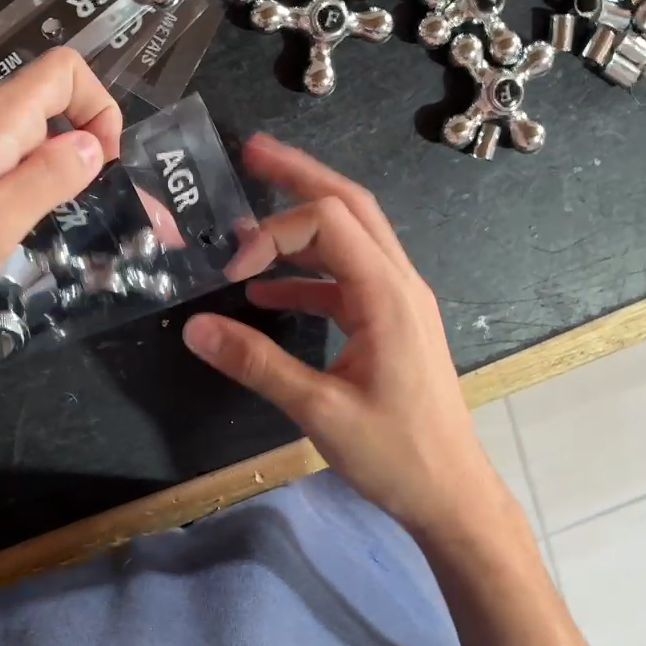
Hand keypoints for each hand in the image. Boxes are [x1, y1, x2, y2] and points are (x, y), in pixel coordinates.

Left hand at [0, 47, 123, 338]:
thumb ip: (49, 178)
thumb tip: (93, 145)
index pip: (65, 70)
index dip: (100, 107)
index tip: (104, 166)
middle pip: (46, 103)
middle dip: (81, 147)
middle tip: (83, 211)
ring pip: (19, 135)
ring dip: (47, 171)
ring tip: (40, 226)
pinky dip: (14, 182)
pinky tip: (0, 227)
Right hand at [182, 135, 504, 535]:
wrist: (450, 493)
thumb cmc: (395, 454)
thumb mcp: (319, 411)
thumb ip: (256, 364)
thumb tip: (195, 328)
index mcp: (387, 295)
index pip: (328, 223)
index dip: (272, 232)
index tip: (231, 269)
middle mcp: (399, 284)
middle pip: (351, 207)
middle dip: (300, 176)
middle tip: (250, 152)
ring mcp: (400, 303)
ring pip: (353, 239)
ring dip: (304, 223)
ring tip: (253, 215)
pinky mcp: (393, 325)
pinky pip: (349, 281)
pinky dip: (310, 277)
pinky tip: (270, 294)